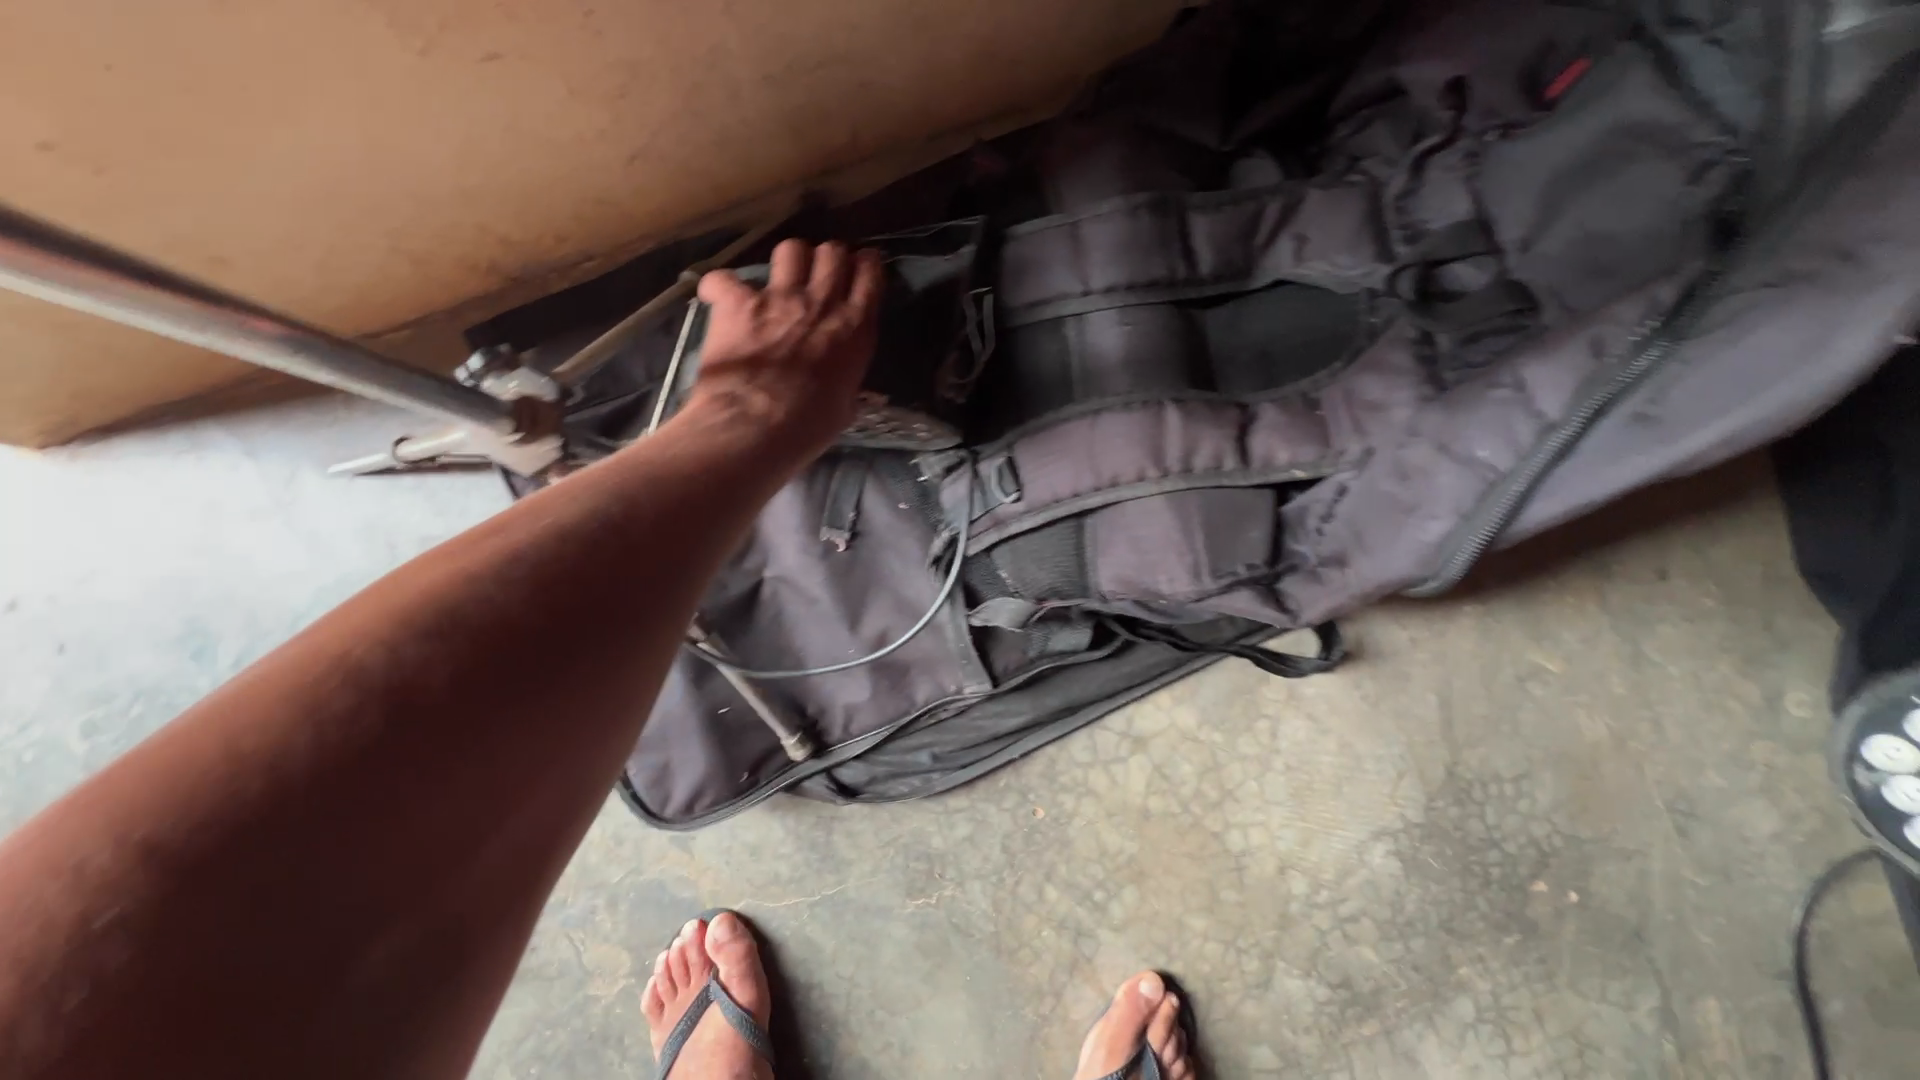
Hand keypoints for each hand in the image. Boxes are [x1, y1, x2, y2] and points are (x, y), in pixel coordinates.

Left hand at [683, 239, 885, 460]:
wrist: (756, 427)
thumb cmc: (808, 427)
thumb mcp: (844, 407)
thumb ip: (846, 385)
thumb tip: (844, 389)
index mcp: (855, 329)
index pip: (870, 273)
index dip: (865, 265)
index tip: (860, 269)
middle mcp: (821, 303)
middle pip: (832, 252)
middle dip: (827, 258)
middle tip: (820, 275)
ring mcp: (779, 299)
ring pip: (791, 249)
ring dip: (788, 261)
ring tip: (781, 279)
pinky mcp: (738, 303)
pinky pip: (724, 279)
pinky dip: (719, 287)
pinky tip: (718, 298)